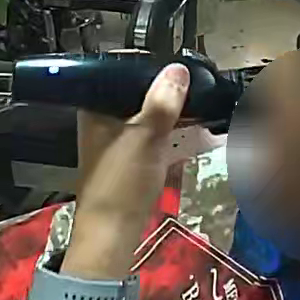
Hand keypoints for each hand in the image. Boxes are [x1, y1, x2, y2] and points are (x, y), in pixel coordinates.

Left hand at [64, 64, 189, 276]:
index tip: (179, 64)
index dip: (150, 65)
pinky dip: (174, 130)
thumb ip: (163, 101)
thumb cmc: (122, 182)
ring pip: (151, 114)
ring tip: (202, 102)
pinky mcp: (133, 158)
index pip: (121, 72)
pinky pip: (157, 134)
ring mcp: (119, 140)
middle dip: (169, 89)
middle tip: (198, 83)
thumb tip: (179, 68)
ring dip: (175, 110)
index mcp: (97, 109)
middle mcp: (105, 120)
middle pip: (140, 93)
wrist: (113, 235)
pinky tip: (197, 128)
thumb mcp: (146, 136)